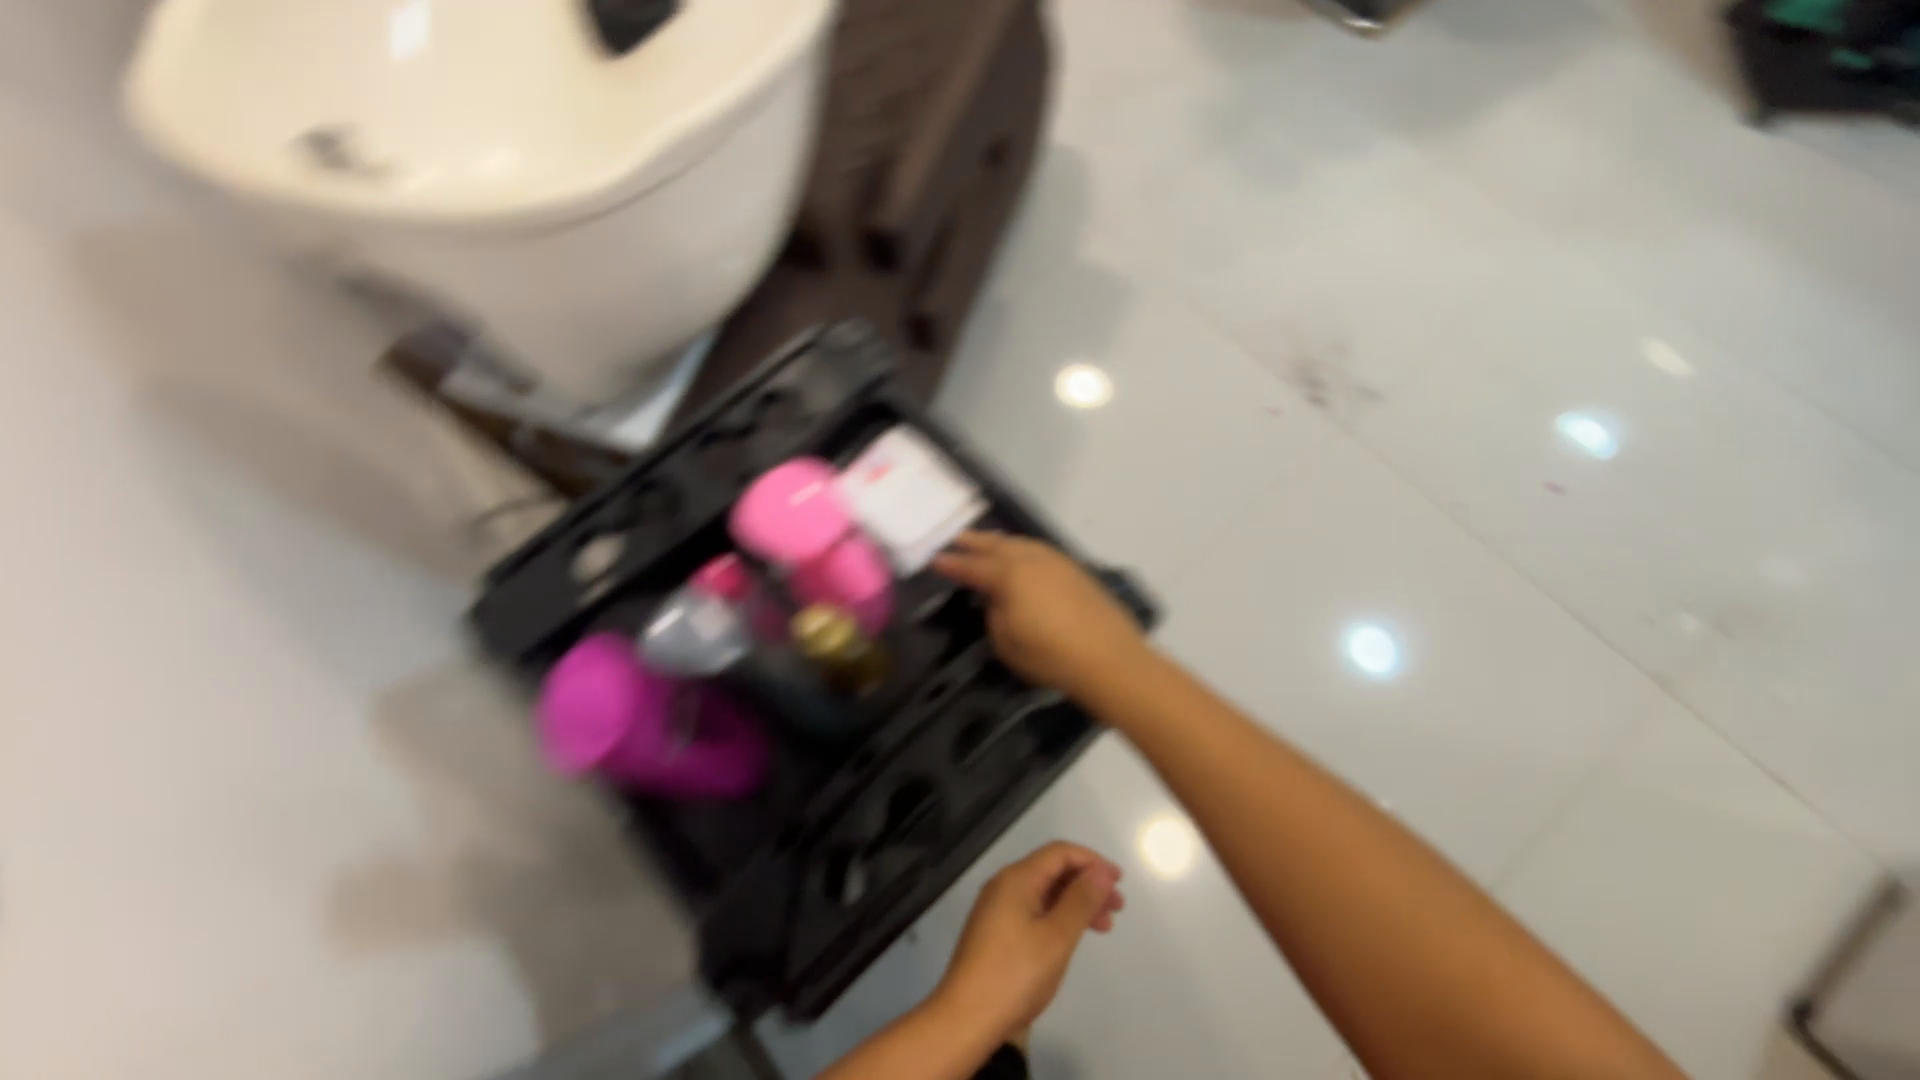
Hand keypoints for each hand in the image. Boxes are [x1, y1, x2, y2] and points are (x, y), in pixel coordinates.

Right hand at [933, 531, 1151, 701]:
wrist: (1109, 658)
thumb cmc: (1050, 655)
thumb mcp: (1007, 642)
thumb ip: (995, 615)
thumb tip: (997, 600)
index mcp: (1009, 576)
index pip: (973, 567)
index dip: (953, 564)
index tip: (936, 559)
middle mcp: (1032, 560)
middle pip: (998, 546)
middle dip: (976, 542)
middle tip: (959, 538)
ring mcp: (1058, 563)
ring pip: (1022, 544)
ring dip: (1002, 542)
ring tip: (990, 542)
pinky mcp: (1077, 572)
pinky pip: (1041, 552)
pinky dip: (1024, 550)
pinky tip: (1024, 556)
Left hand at [933, 842, 1125, 1042]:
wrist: (965, 1019)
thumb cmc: (1015, 975)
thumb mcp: (1057, 937)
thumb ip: (1081, 900)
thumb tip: (1101, 870)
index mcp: (1016, 879)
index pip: (1059, 853)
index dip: (1092, 862)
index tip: (1120, 882)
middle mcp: (1004, 886)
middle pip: (1052, 870)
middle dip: (1087, 883)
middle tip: (1117, 908)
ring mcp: (997, 909)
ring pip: (1045, 892)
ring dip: (1076, 902)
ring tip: (1104, 926)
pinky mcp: (995, 931)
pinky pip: (1034, 910)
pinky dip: (1058, 917)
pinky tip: (1072, 937)